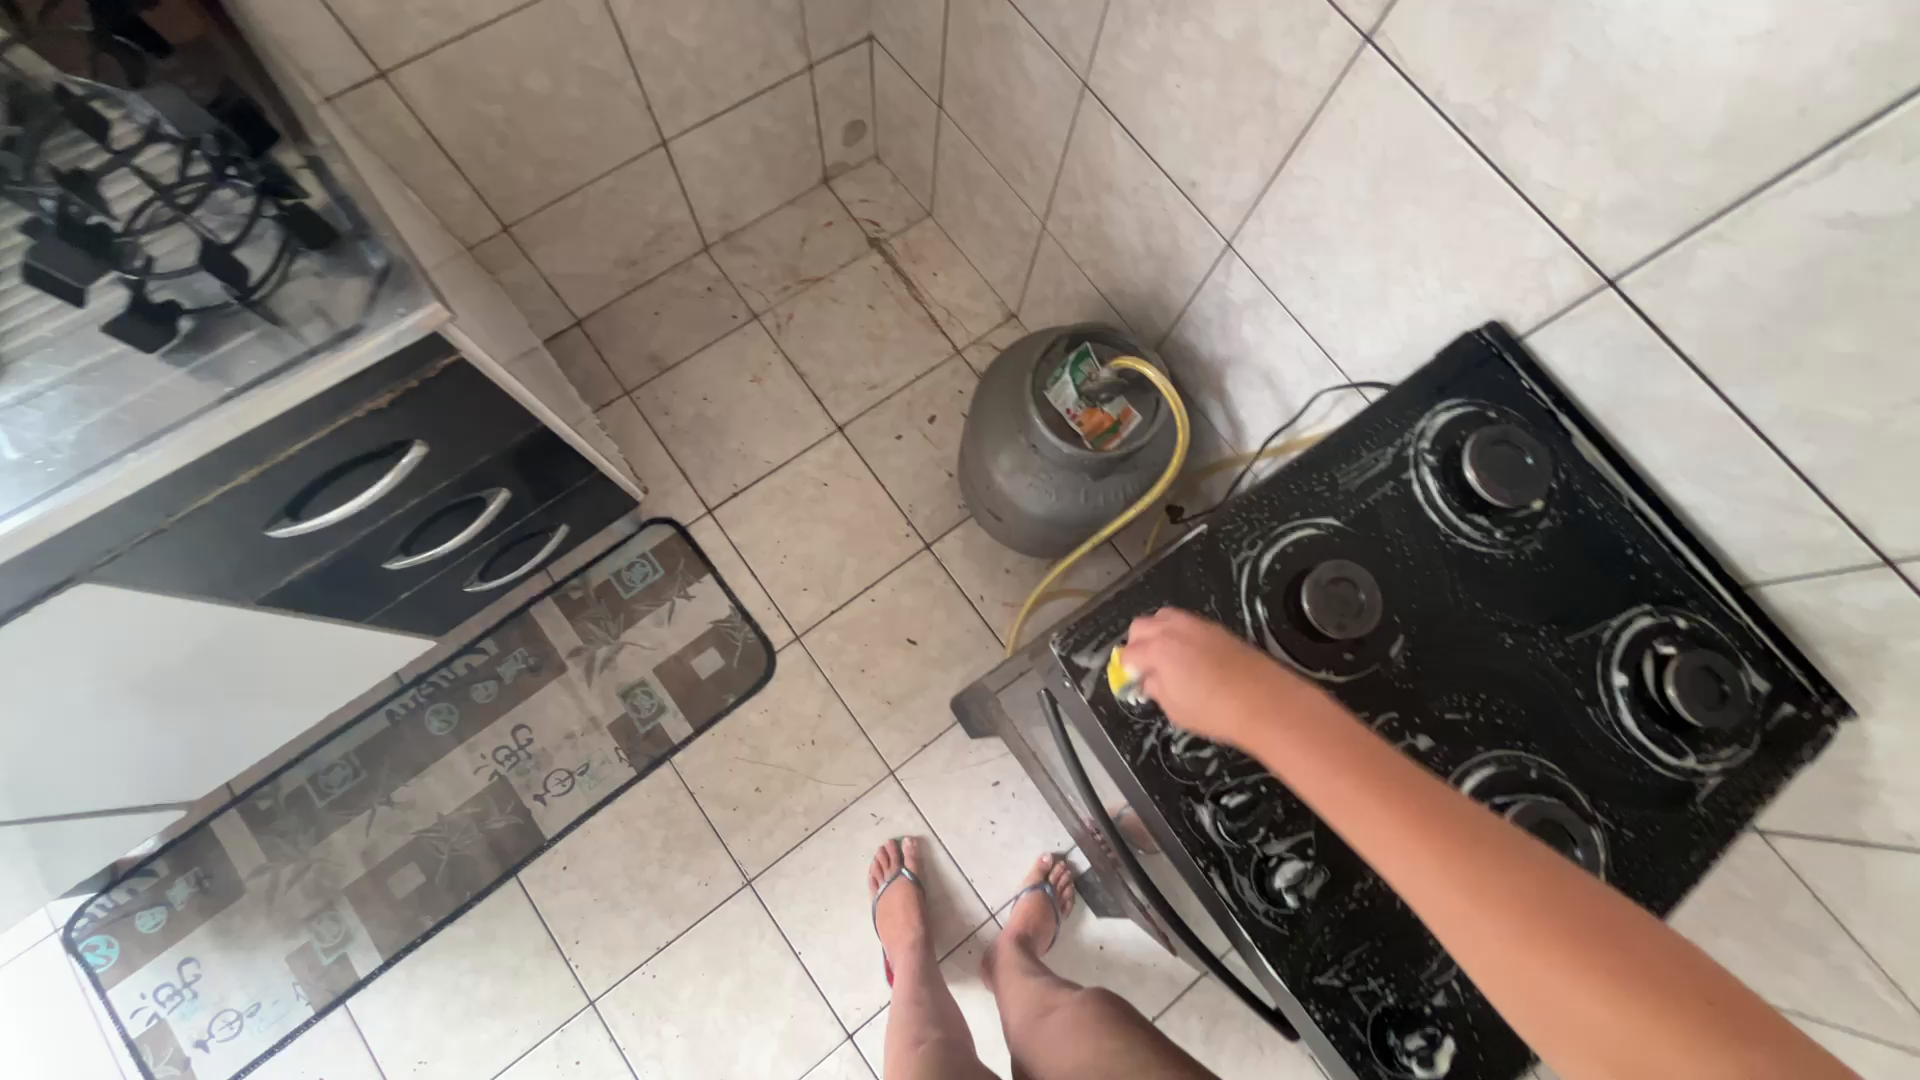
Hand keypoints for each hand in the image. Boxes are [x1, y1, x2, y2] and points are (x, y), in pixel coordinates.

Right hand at [1121, 607, 1320, 747]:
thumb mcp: (1175, 710)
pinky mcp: (1217, 629)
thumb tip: (1150, 680)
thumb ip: (1156, 689)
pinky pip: (1187, 623)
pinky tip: (1190, 657)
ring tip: (1167, 658)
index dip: (1127, 669)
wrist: (1267, 702)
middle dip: (1137, 644)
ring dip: (1157, 633)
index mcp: (1158, 649)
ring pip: (1164, 617)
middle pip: (1140, 626)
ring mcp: (1198, 625)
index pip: (1129, 653)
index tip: (1133, 680)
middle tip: (1145, 667)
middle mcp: (1174, 630)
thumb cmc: (1217, 711)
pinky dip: (1180, 634)